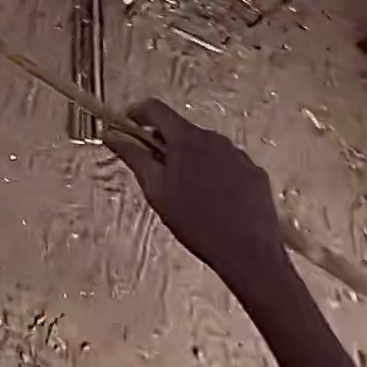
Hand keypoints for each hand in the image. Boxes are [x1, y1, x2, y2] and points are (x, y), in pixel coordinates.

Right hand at [105, 100, 289, 285]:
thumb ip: (133, 156)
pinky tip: (215, 199)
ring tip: (188, 189)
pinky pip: (227, 162)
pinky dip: (215, 171)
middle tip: (157, 169)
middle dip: (164, 142)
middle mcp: (214, 139)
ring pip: (204, 146)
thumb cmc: (196, 221)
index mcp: (186, 139)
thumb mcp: (155, 189)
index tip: (127, 126)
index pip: (155, 107)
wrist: (251, 258)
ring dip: (190, 157)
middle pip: (180, 129)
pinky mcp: (257, 174)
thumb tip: (110, 135)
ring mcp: (239, 156)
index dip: (136, 112)